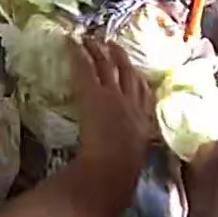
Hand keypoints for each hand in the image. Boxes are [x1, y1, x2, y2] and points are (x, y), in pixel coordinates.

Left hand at [59, 39, 154, 216]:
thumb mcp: (134, 162)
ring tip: (91, 38)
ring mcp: (113, 96)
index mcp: (145, 123)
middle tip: (111, 43)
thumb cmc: (120, 177)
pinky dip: (79, 53)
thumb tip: (124, 155)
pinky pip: (86, 67)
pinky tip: (71, 43)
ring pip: (107, 65)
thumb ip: (131, 152)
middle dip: (120, 56)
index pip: (146, 94)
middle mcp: (132, 105)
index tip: (133, 68)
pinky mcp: (94, 93)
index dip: (138, 78)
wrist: (111, 173)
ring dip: (98, 49)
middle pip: (128, 73)